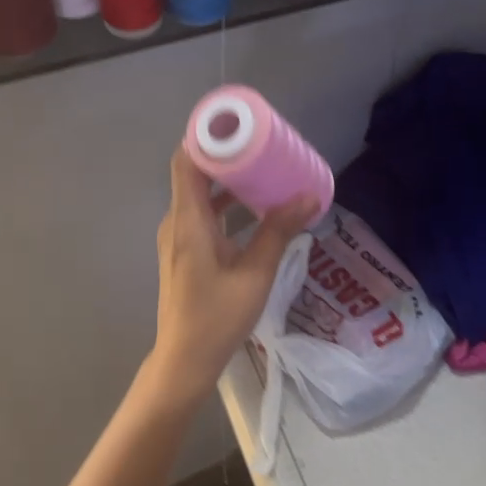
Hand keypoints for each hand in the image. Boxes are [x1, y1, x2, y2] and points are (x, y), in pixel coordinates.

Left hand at [148, 147, 315, 404]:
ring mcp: (178, 239)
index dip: (207, 137)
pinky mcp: (185, 254)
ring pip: (200, 196)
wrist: (184, 360)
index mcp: (188, 220)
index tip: (239, 124)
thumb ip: (279, 232)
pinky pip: (202, 215)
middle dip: (227, 156)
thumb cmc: (217, 317)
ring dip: (228, 182)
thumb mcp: (256, 273)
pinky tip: (254, 210)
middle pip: (195, 174)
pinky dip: (224, 205)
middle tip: (264, 145)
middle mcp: (177, 222)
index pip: (187, 161)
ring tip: (265, 171)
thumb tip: (308, 196)